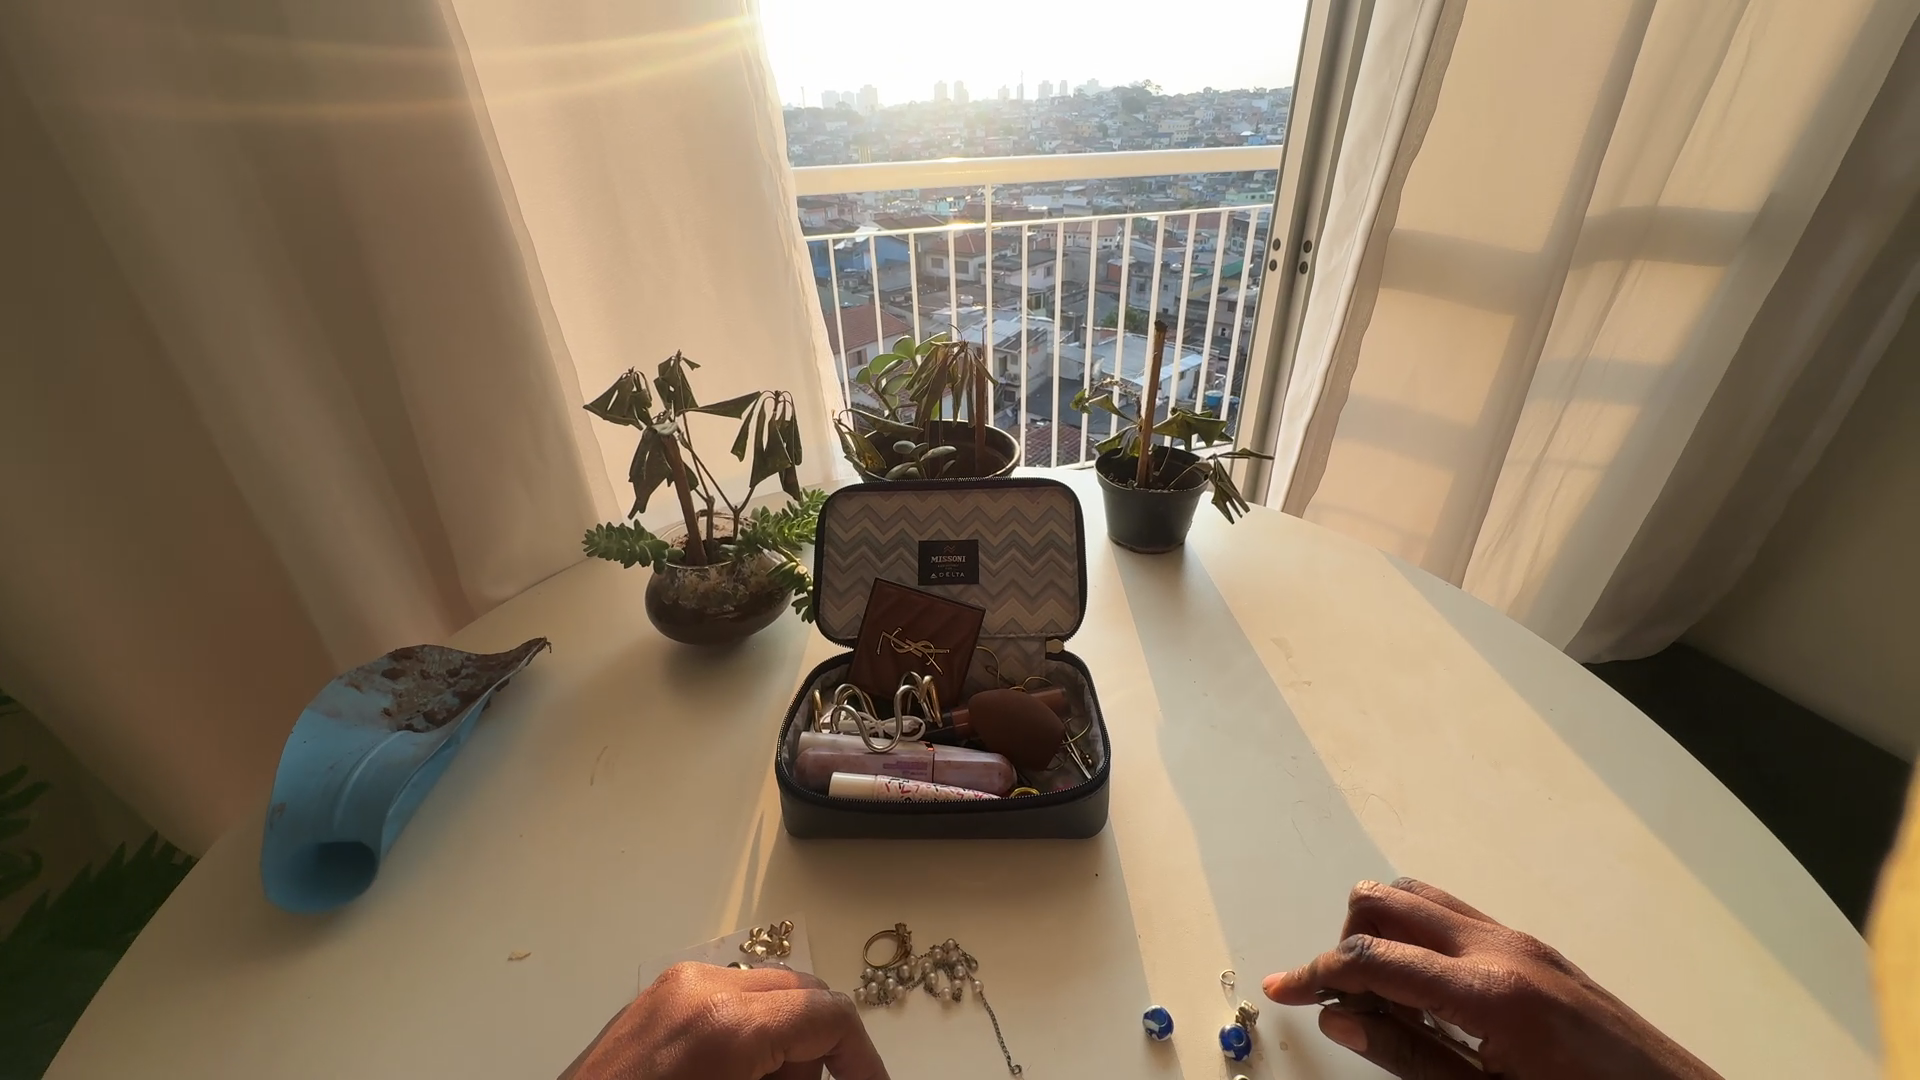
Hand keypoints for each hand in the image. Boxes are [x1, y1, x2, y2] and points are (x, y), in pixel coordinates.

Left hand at [559, 963, 890, 1079]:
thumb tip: (836, 1073)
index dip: (862, 1057)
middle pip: (802, 993)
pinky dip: (747, 1032)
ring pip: (769, 991)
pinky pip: (729, 996)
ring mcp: (676, 984)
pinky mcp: (656, 995)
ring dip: (783, 1040)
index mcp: (727, 1025)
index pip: (828, 1014)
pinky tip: (729, 1077)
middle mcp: (705, 986)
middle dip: (817, 1050)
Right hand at [1262, 878, 1722, 1079]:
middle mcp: (1498, 948)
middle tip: (1350, 1001)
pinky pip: (1447, 912)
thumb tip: (1337, 1018)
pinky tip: (1426, 985)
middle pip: (1381, 903)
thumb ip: (1409, 1058)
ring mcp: (1517, 939)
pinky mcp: (1531, 945)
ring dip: (1378, 931)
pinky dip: (1413, 932)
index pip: (1371, 960)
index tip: (1281, 988)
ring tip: (1386, 992)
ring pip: (1411, 895)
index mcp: (1491, 996)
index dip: (1315, 973)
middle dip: (1346, 943)